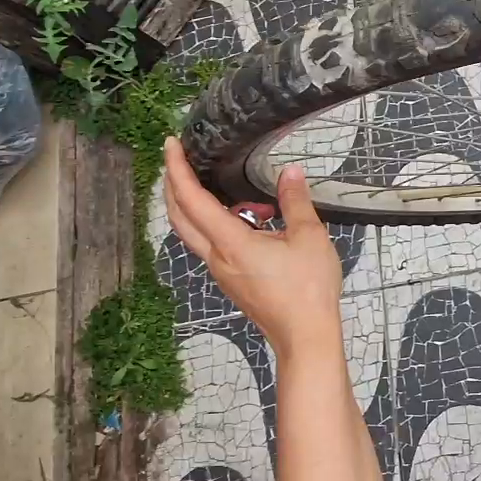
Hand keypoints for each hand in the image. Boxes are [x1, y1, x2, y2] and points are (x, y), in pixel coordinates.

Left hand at [161, 138, 342, 362]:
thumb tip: (290, 172)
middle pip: (179, 217)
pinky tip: (246, 217)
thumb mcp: (309, 237)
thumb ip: (296, 201)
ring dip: (193, 204)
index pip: (192, 200)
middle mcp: (216, 256)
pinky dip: (214, 221)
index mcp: (231, 242)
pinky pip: (211, 243)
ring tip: (220, 185)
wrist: (305, 334)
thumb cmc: (308, 286)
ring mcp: (221, 270)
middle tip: (179, 158)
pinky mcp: (232, 279)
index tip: (170, 145)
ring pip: (192, 231)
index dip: (177, 170)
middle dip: (172, 185)